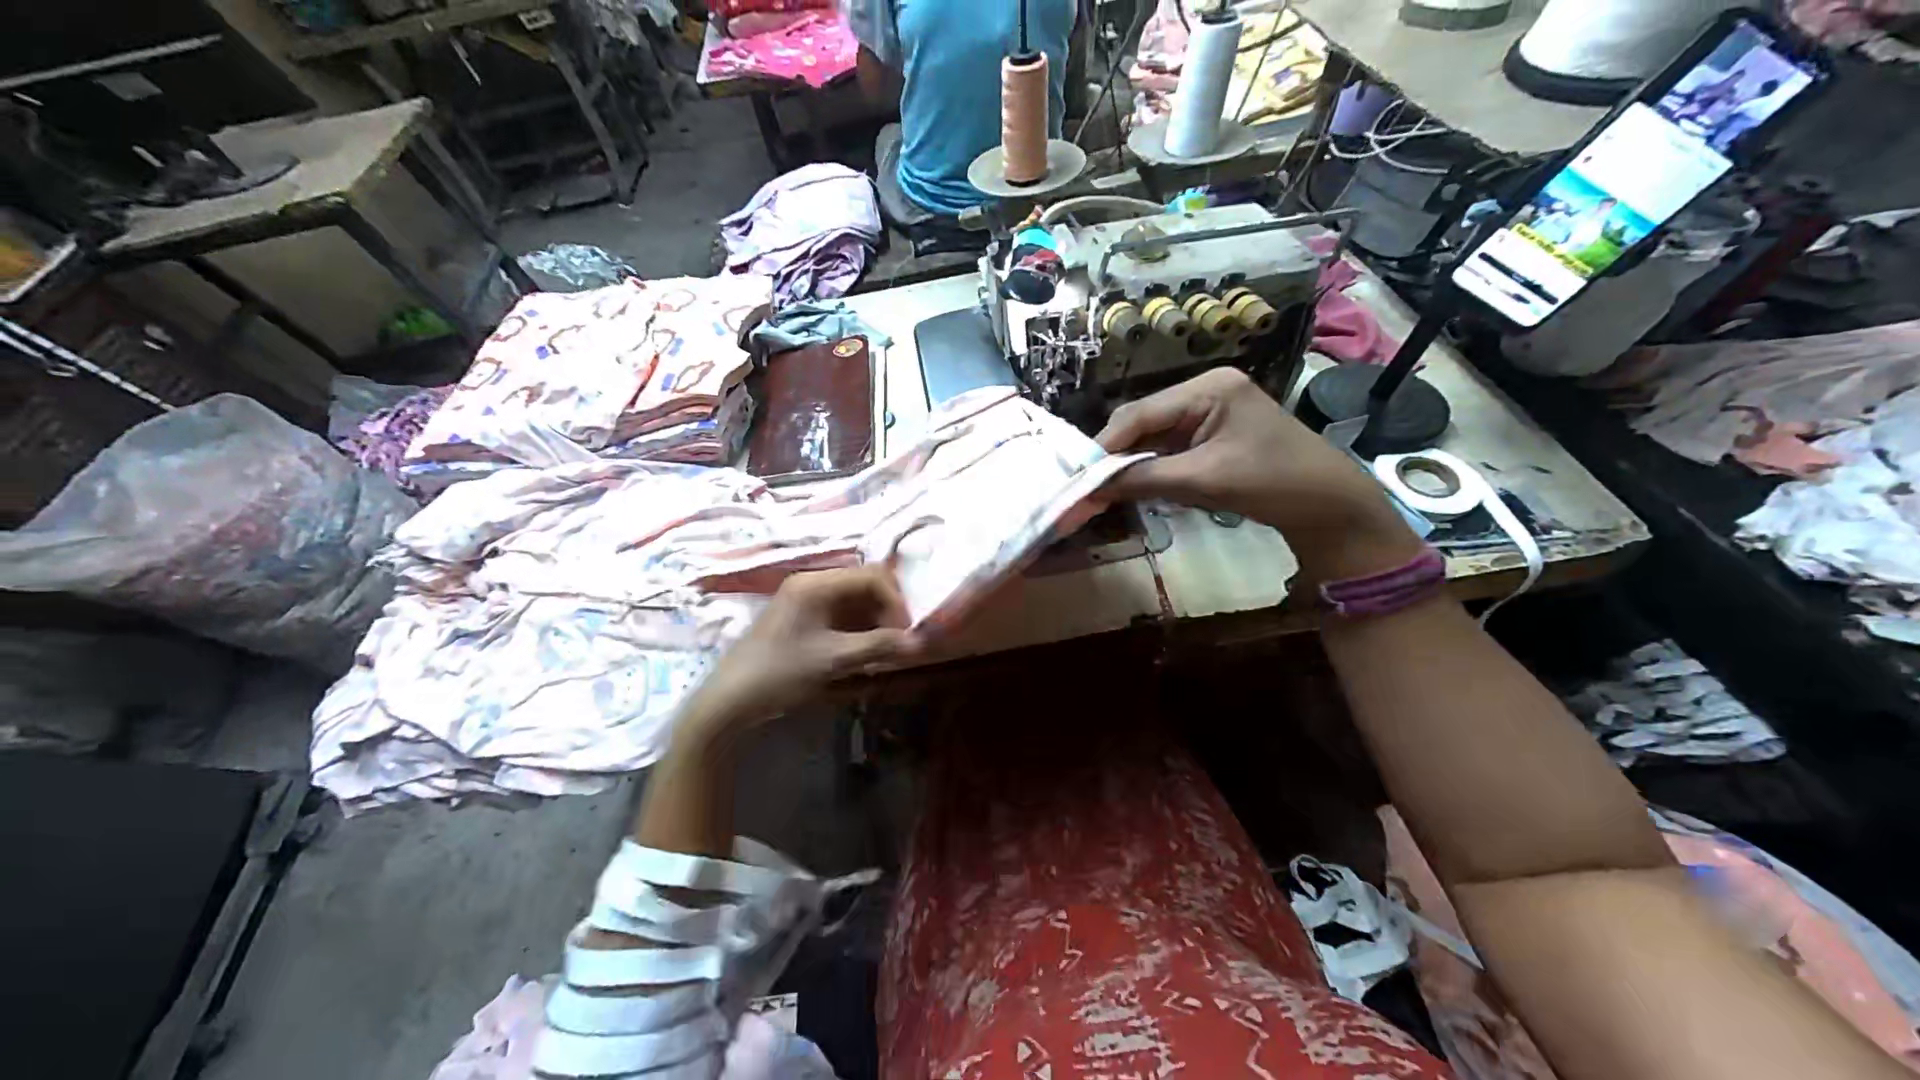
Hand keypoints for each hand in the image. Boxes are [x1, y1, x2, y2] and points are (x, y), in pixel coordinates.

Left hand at [678, 565, 919, 744]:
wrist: (731, 698)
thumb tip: (918, 642)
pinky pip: (841, 614)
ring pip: (855, 600)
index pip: (872, 576)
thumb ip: (878, 646)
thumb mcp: (833, 659)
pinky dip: (859, 629)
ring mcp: (806, 600)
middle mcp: (812, 583)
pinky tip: (865, 652)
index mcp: (816, 584)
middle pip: (864, 584)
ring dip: (875, 621)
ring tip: (884, 650)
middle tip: (897, 642)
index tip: (905, 634)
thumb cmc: (781, 673)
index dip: (896, 602)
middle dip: (887, 611)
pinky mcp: (803, 617)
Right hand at [1096, 368, 1423, 581]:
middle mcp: (1206, 390)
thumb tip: (1090, 490)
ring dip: (1134, 463)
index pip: (1140, 412)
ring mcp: (1211, 410)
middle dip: (1118, 455)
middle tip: (1090, 488)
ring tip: (1108, 490)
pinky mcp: (1214, 432)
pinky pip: (1170, 447)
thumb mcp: (1204, 481)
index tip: (1079, 477)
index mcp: (1208, 387)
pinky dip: (1153, 468)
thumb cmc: (1273, 483)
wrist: (1329, 505)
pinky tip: (1138, 486)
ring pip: (1154, 436)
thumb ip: (1144, 481)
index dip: (1106, 445)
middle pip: (1144, 420)